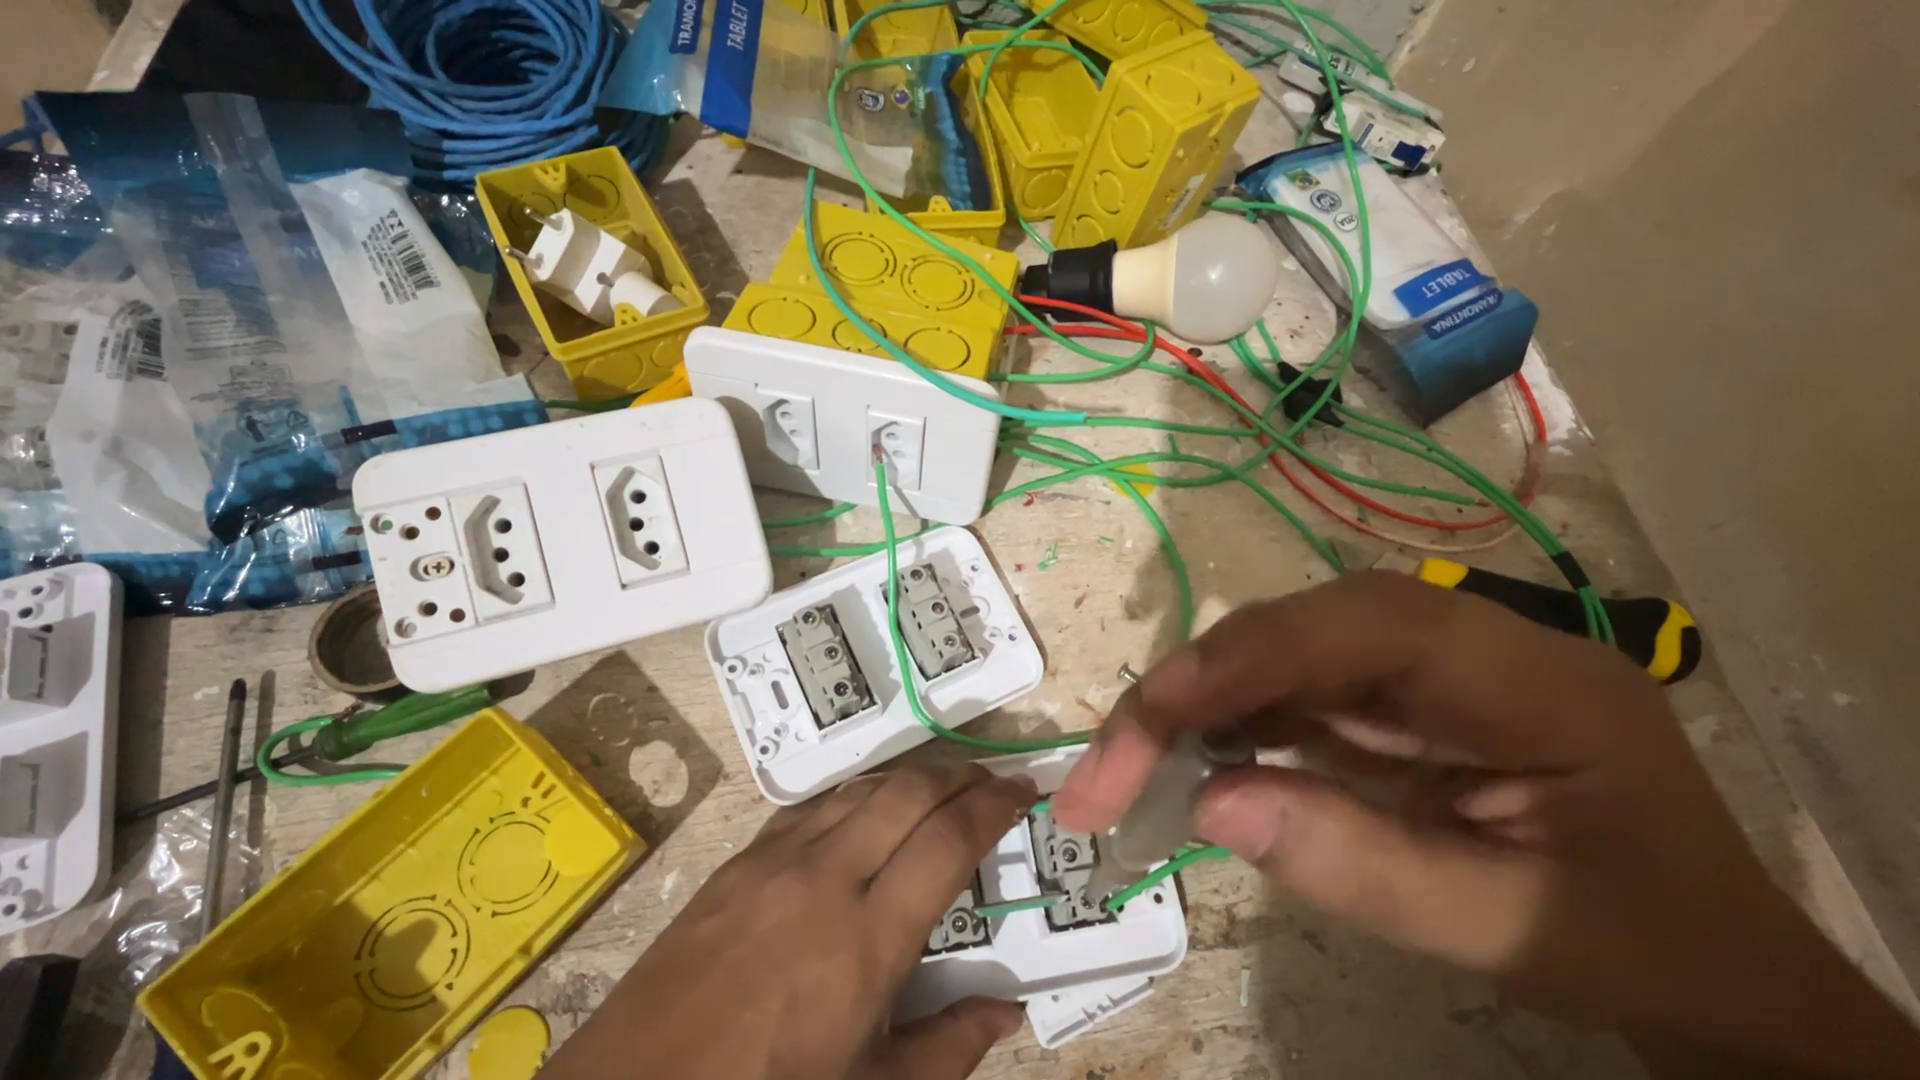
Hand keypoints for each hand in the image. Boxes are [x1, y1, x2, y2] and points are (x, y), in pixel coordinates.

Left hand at [542, 764, 1033, 1079]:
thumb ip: (950, 1047)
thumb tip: (1009, 1011)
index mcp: (868, 939)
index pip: (948, 841)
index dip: (993, 806)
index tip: (1022, 791)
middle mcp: (827, 879)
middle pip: (909, 793)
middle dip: (961, 775)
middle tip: (993, 780)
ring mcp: (776, 862)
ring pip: (861, 789)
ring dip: (911, 777)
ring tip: (942, 785)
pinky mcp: (739, 861)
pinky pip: (812, 805)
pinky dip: (856, 794)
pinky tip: (868, 807)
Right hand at [1052, 572, 1919, 1076]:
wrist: (1713, 964)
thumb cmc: (1639, 944)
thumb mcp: (1511, 930)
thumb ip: (1364, 868)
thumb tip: (1208, 804)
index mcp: (1541, 682)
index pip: (1376, 627)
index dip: (1255, 654)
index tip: (1157, 713)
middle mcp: (1481, 647)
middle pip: (1314, 629)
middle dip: (1202, 686)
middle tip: (1111, 766)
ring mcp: (1438, 671)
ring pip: (1293, 654)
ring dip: (1204, 705)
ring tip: (1127, 771)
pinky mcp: (1405, 702)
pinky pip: (1302, 694)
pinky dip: (1236, 725)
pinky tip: (1190, 763)